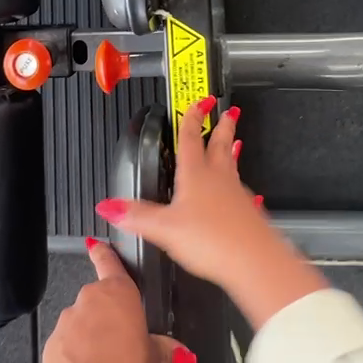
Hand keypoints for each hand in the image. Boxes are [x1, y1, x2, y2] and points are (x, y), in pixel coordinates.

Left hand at [43, 237, 191, 362]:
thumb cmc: (123, 362)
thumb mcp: (153, 355)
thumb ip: (165, 346)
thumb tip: (178, 350)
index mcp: (117, 292)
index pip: (109, 261)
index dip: (103, 253)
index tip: (96, 245)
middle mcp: (90, 297)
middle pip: (98, 302)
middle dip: (105, 318)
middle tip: (118, 342)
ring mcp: (68, 318)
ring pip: (81, 323)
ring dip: (90, 336)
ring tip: (104, 358)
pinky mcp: (52, 340)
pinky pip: (66, 343)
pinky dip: (74, 353)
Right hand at [96, 97, 328, 328]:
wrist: (255, 261)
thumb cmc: (211, 239)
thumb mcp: (164, 229)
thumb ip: (137, 216)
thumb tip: (108, 206)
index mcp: (195, 173)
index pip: (191, 138)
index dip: (193, 118)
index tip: (199, 102)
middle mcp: (218, 177)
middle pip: (219, 144)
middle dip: (221, 126)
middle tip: (228, 111)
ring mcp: (236, 194)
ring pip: (232, 164)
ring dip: (232, 149)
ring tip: (236, 141)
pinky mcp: (250, 213)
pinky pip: (242, 190)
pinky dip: (239, 183)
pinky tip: (242, 191)